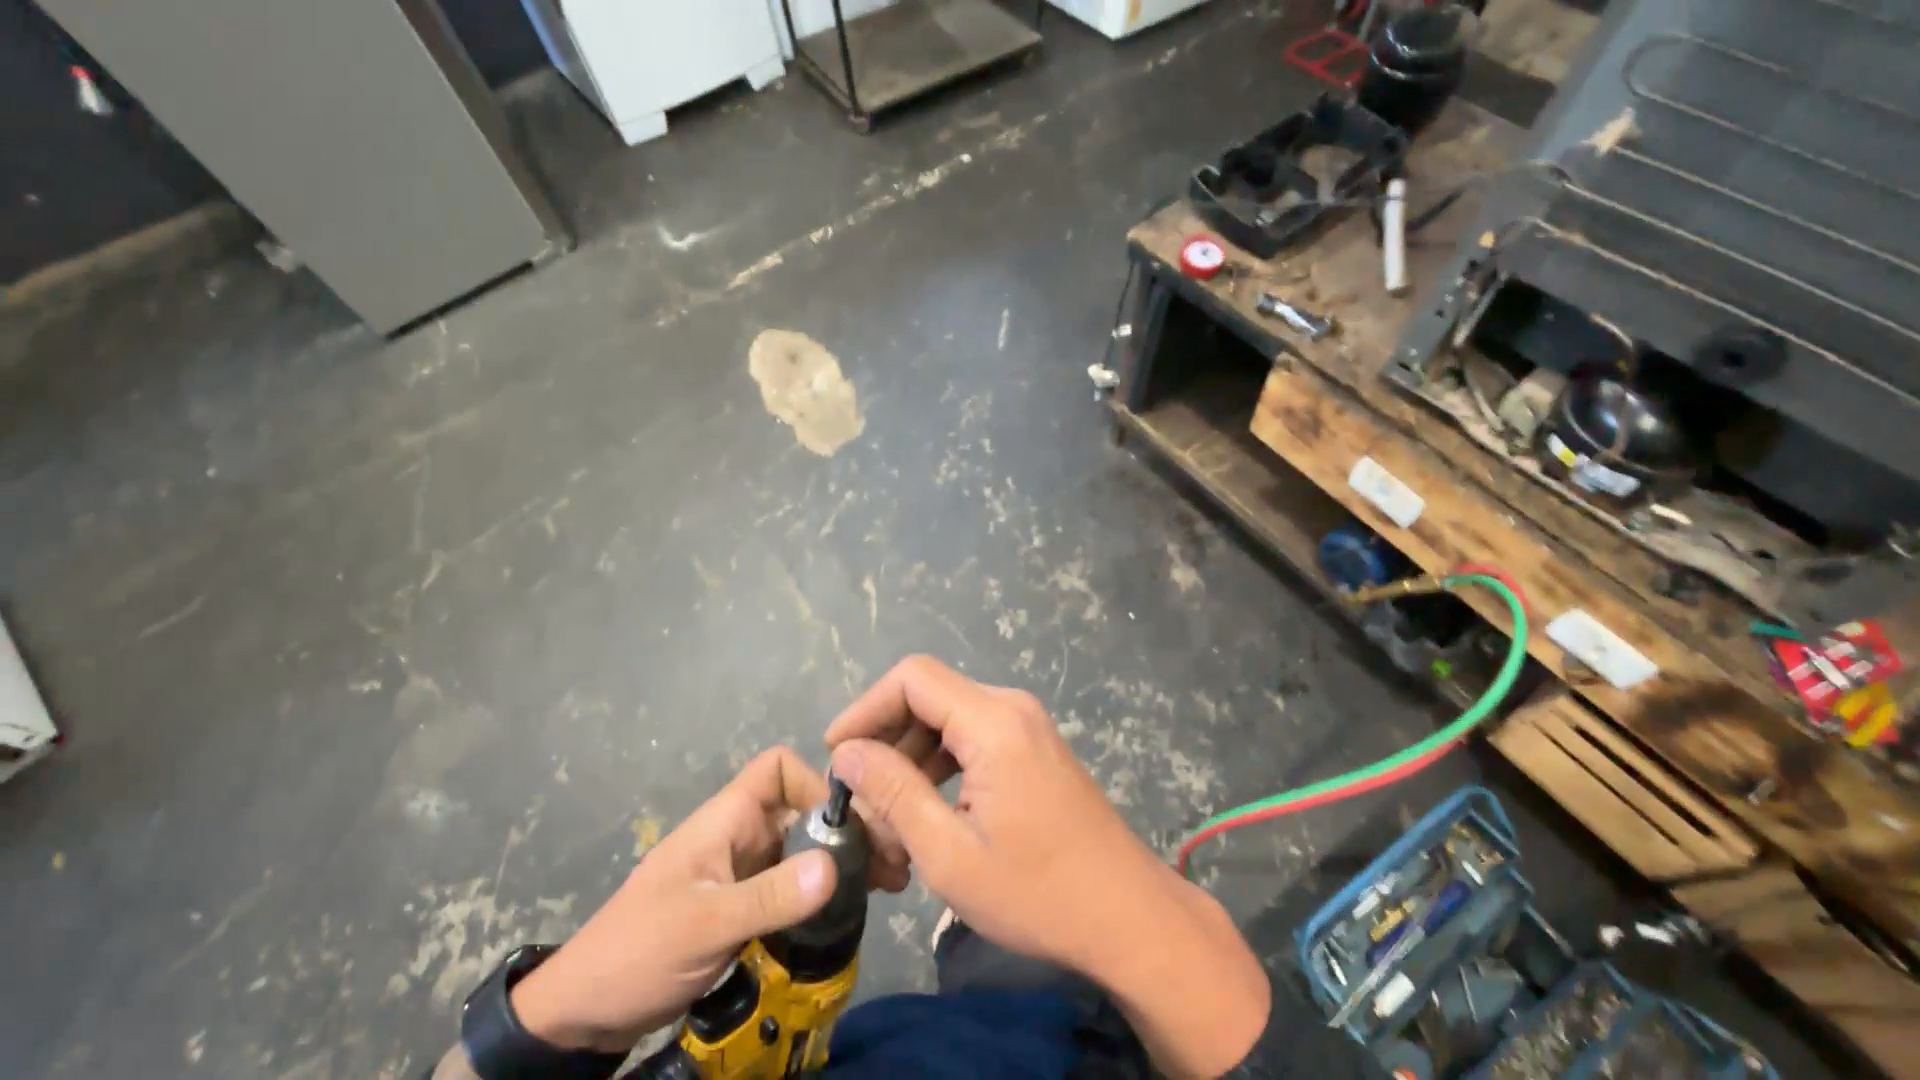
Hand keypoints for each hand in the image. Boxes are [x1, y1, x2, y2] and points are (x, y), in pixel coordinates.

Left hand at [508, 747, 891, 1053]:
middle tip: (893, 864)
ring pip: (804, 849)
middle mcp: (740, 837)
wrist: (588, 1011)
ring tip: (887, 886)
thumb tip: (835, 865)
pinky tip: (855, 909)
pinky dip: (826, 891)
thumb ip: (768, 897)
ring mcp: (745, 873)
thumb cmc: (638, 951)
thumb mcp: (703, 924)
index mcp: (725, 821)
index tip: (850, 826)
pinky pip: (796, 885)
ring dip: (844, 861)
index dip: (815, 784)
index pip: (777, 770)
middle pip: (803, 810)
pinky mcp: (748, 908)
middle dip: (849, 828)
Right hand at [826, 656, 1269, 1078]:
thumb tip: (847, 753)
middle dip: (887, 743)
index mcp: (993, 723)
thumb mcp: (948, 851)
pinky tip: (930, 818)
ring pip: (950, 723)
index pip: (911, 678)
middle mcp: (1013, 710)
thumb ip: (894, 792)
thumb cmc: (1037, 892)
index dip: (865, 708)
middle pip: (929, 698)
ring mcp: (1030, 730)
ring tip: (891, 823)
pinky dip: (943, 770)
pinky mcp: (1037, 754)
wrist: (1130, 918)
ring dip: (913, 762)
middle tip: (861, 803)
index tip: (836, 757)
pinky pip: (976, 742)